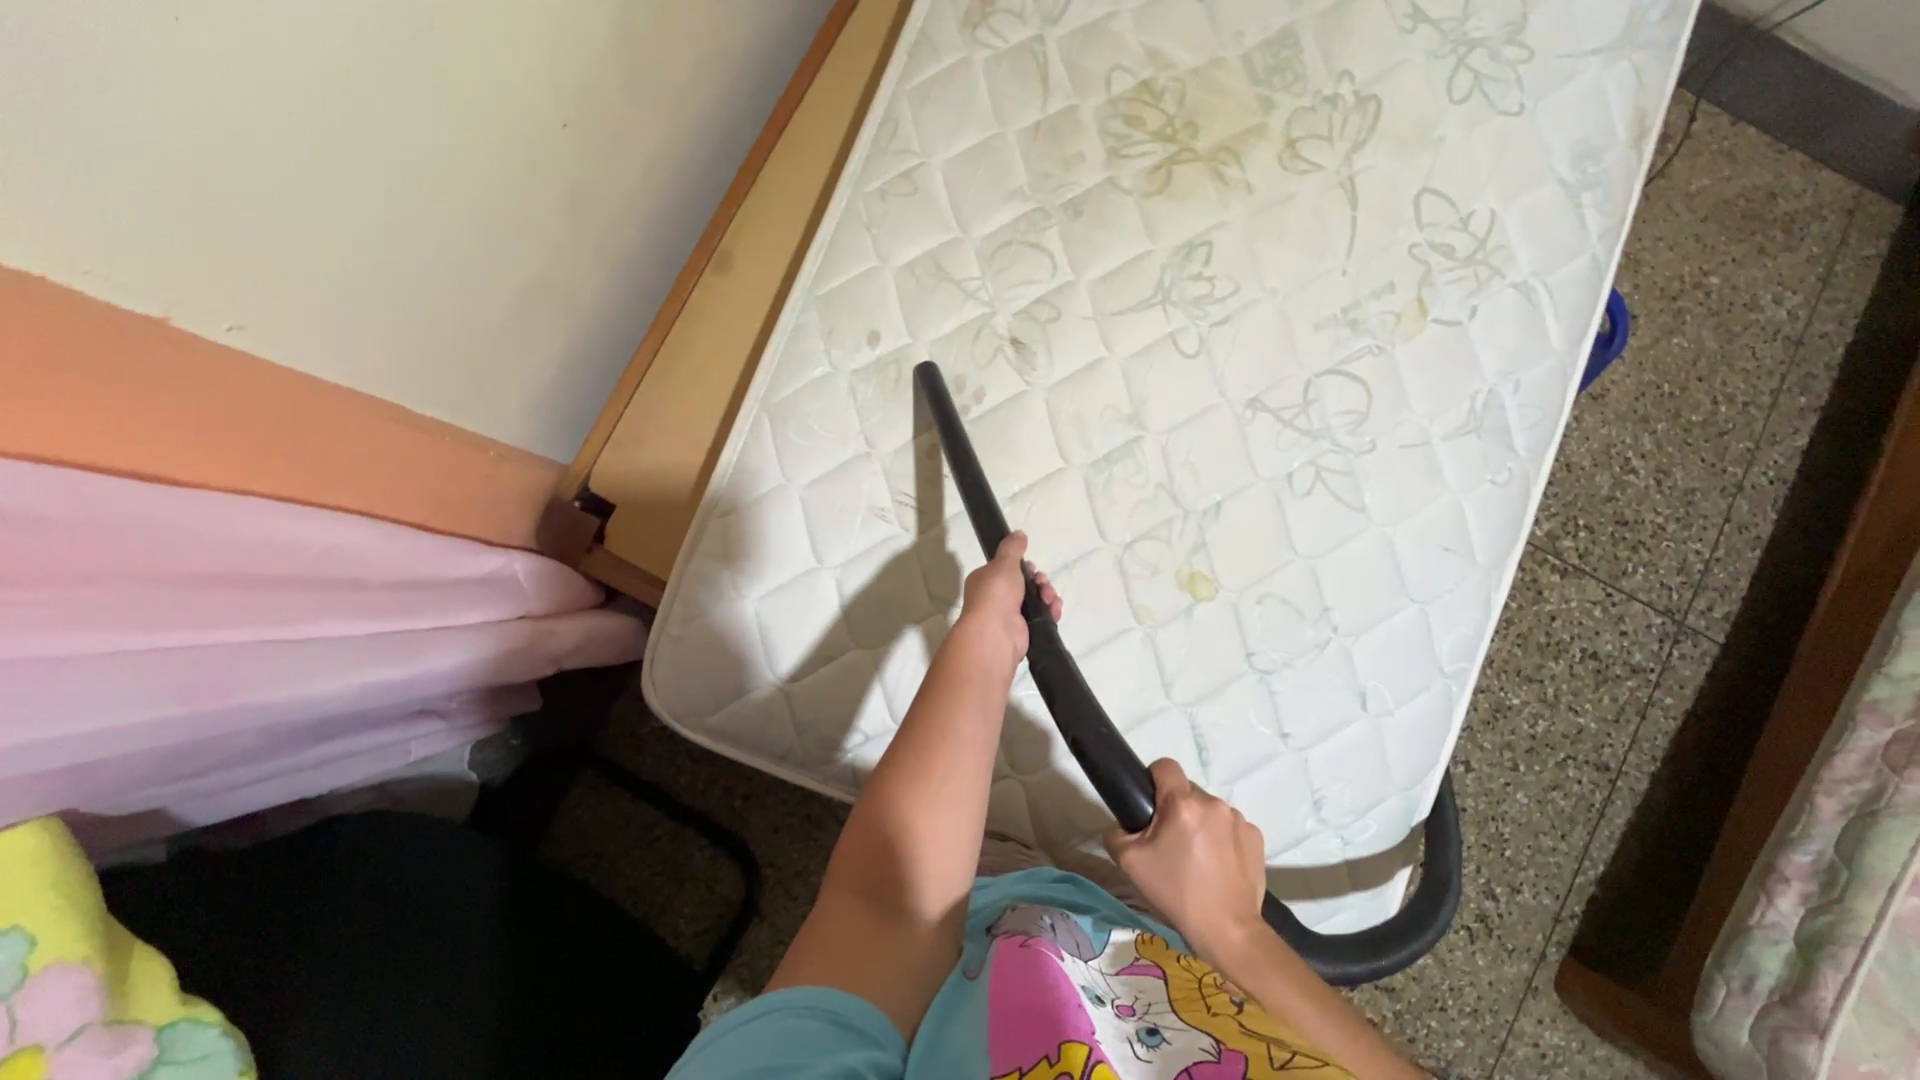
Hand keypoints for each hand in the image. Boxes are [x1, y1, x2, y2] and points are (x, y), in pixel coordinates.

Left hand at [956, 531, 1061, 665]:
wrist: (996, 633)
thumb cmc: (995, 593)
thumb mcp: (1004, 563)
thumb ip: (1013, 548)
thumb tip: (1018, 533)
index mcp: (987, 580)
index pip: (1008, 569)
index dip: (1024, 567)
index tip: (1032, 567)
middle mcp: (997, 597)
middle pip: (1026, 584)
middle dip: (1040, 581)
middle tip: (1042, 583)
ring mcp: (1011, 615)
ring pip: (1037, 600)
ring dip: (1048, 595)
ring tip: (1050, 598)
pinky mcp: (1025, 630)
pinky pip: (1042, 616)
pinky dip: (1051, 611)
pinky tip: (1054, 609)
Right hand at [1105, 759, 1268, 960]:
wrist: (1228, 930)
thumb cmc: (1176, 893)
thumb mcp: (1129, 863)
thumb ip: (1117, 832)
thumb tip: (1126, 823)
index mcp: (1183, 804)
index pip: (1165, 766)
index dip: (1153, 779)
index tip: (1150, 805)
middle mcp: (1214, 804)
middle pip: (1187, 791)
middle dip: (1176, 809)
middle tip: (1169, 844)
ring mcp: (1239, 820)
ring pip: (1209, 810)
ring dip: (1200, 824)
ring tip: (1196, 860)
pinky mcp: (1256, 838)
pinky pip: (1230, 827)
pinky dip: (1221, 839)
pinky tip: (1217, 866)